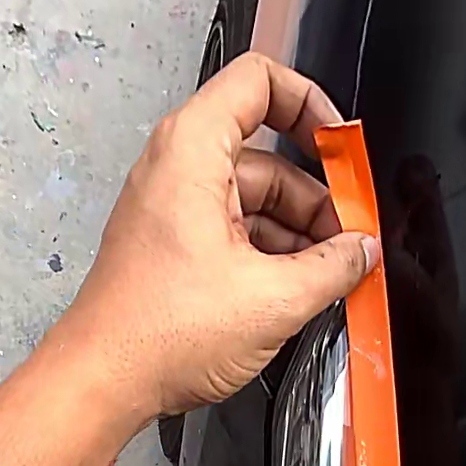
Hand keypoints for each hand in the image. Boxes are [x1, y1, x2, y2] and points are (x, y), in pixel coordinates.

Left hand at [46, 52, 381, 422]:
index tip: (342, 146)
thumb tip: (360, 253)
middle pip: (269, 161)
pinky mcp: (176, 252)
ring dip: (298, 239)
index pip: (260, 82)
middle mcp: (178, 173)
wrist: (105, 382)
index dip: (311, 103)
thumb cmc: (159, 335)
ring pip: (256, 205)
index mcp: (193, 153)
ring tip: (329, 278)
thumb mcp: (272, 300)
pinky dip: (270, 258)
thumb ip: (332, 268)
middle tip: (350, 243)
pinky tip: (297, 292)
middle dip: (318, 202)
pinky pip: (236, 237)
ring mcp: (175, 215)